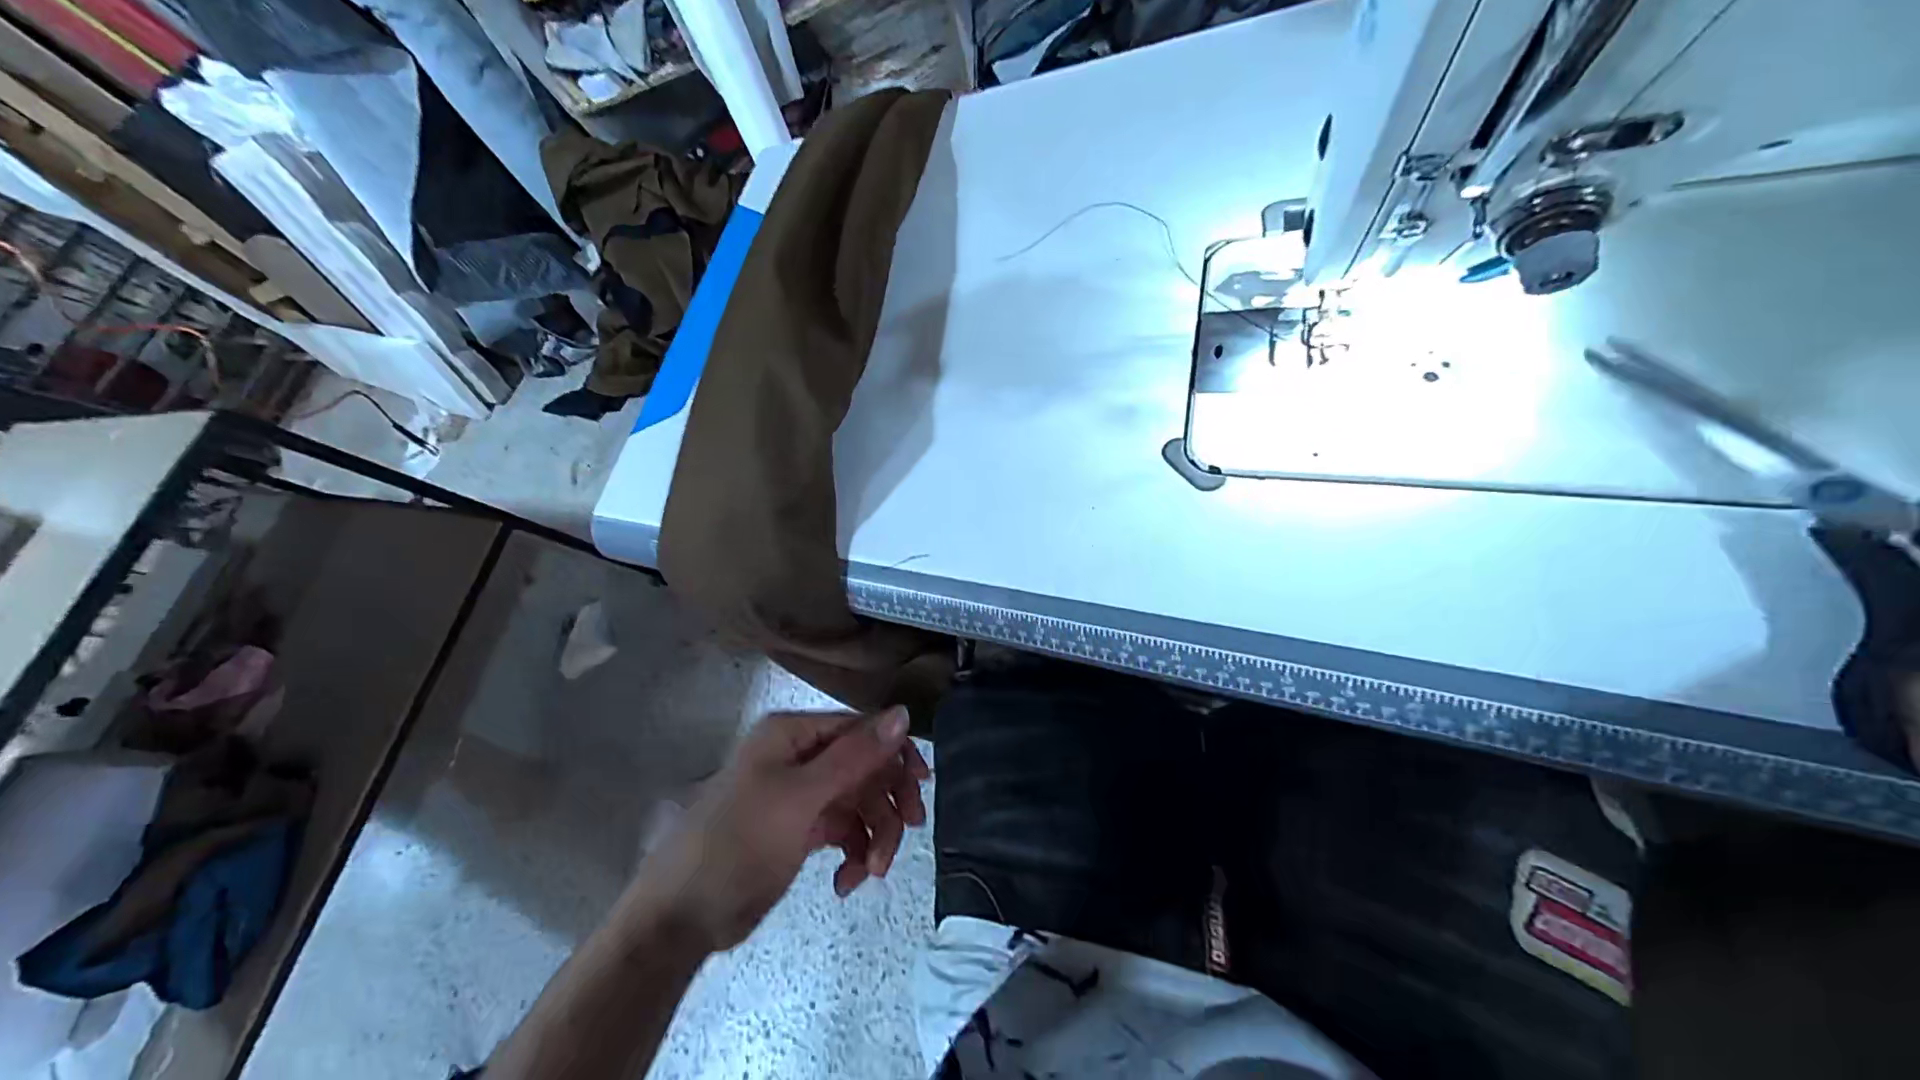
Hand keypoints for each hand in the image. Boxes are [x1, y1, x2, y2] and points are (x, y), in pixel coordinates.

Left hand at [634, 706, 929, 952]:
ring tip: (870, 873)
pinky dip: (852, 854)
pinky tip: (846, 882)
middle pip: (864, 769)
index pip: (862, 730)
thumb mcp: (801, 797)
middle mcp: (798, 757)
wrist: (680, 918)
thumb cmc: (738, 844)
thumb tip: (903, 712)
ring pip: (858, 804)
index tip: (919, 788)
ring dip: (872, 837)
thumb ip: (855, 755)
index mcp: (793, 734)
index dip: (895, 755)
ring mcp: (799, 795)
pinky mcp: (799, 830)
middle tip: (907, 833)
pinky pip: (842, 831)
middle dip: (884, 805)